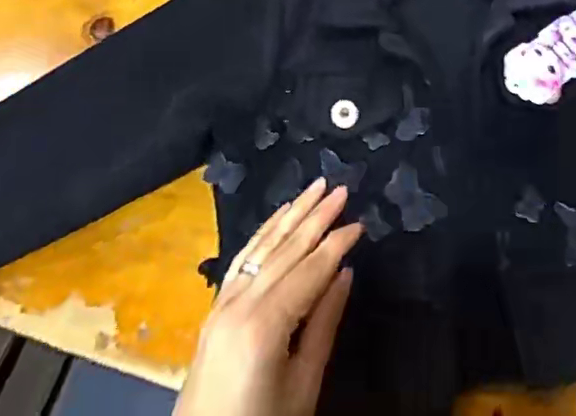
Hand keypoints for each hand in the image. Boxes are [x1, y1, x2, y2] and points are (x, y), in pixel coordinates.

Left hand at [174, 180, 361, 415]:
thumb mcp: (303, 387)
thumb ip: (324, 325)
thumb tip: (344, 273)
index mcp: (265, 326)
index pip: (310, 270)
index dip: (336, 244)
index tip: (360, 222)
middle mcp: (241, 304)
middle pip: (285, 250)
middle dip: (315, 217)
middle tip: (341, 188)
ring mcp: (223, 304)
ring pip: (262, 247)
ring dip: (291, 215)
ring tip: (314, 188)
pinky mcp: (215, 310)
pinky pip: (242, 260)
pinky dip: (263, 234)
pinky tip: (278, 217)